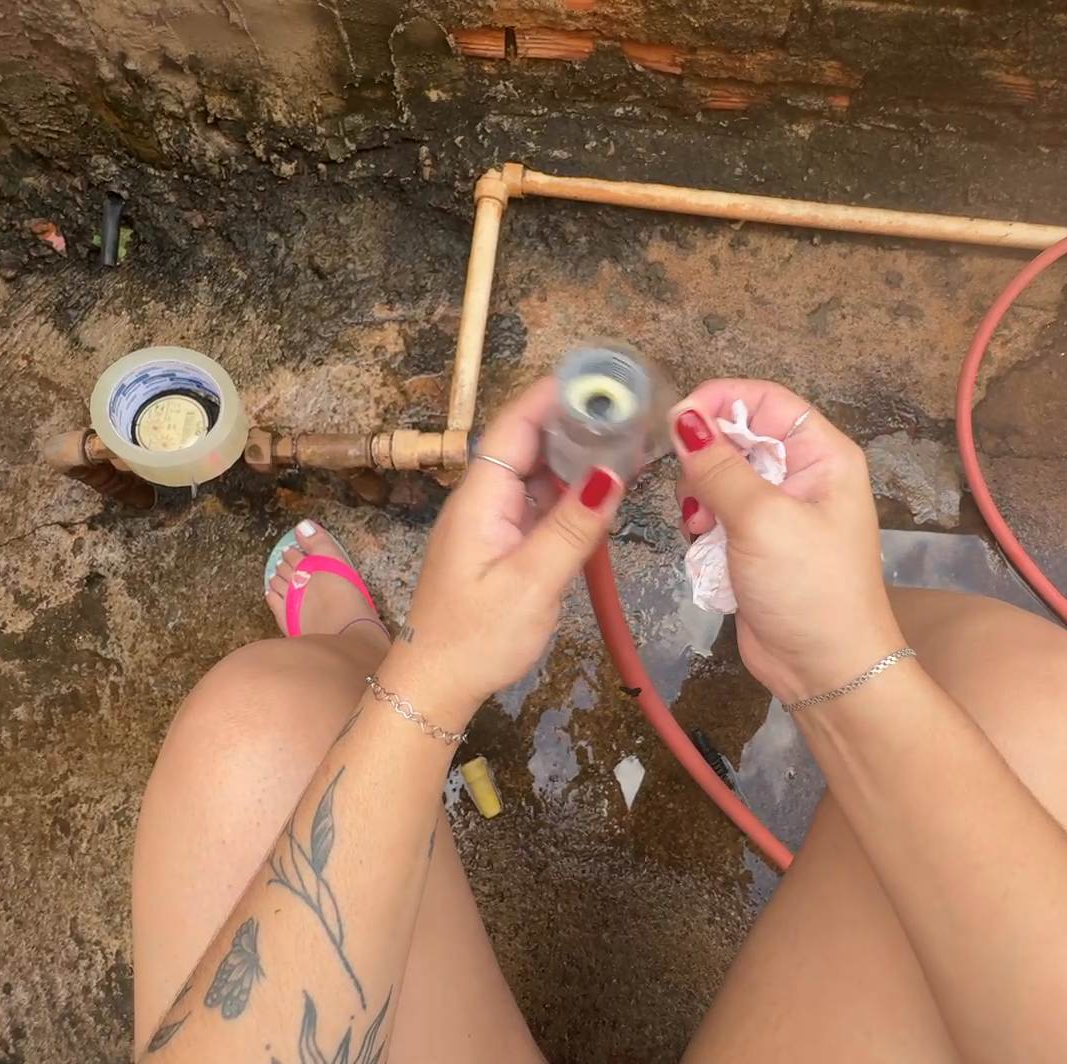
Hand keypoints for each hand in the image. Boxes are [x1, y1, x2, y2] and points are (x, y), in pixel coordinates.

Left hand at [378, 378, 625, 726]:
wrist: (437, 683)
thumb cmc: (477, 638)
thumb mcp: (531, 584)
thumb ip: (571, 529)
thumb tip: (613, 474)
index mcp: (481, 498)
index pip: (515, 426)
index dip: (554, 396)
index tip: (601, 382)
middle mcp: (485, 499)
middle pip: (528, 443)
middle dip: (575, 422)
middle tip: (629, 413)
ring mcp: (494, 520)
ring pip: (537, 473)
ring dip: (577, 457)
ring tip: (628, 443)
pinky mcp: (504, 542)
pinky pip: (540, 503)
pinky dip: (571, 492)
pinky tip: (603, 489)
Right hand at [670, 380, 905, 704]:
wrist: (823, 669)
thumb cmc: (808, 588)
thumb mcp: (762, 520)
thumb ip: (719, 467)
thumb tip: (682, 418)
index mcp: (821, 455)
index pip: (765, 401)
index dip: (719, 400)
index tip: (675, 420)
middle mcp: (800, 474)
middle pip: (737, 437)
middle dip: (705, 460)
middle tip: (692, 492)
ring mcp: (775, 509)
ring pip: (718, 476)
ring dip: (699, 497)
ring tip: (700, 528)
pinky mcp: (753, 541)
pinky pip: (714, 513)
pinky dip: (701, 525)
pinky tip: (703, 547)